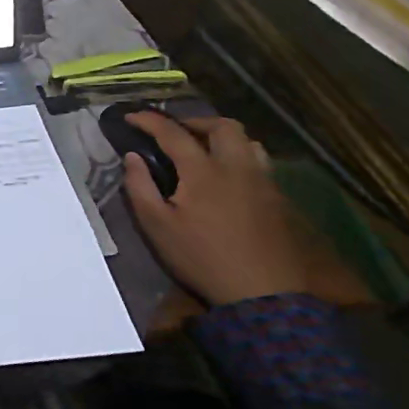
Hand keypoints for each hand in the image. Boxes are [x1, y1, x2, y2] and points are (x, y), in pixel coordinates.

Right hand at [120, 113, 310, 306]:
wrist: (262, 292)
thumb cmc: (202, 258)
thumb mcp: (157, 227)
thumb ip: (140, 187)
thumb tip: (132, 157)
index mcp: (203, 170)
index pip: (173, 133)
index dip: (150, 121)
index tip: (131, 116)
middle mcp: (236, 166)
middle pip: (222, 126)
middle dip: (196, 122)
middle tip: (177, 132)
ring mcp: (262, 181)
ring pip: (248, 141)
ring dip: (224, 136)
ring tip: (207, 149)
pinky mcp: (277, 199)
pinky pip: (260, 162)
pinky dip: (240, 156)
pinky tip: (230, 177)